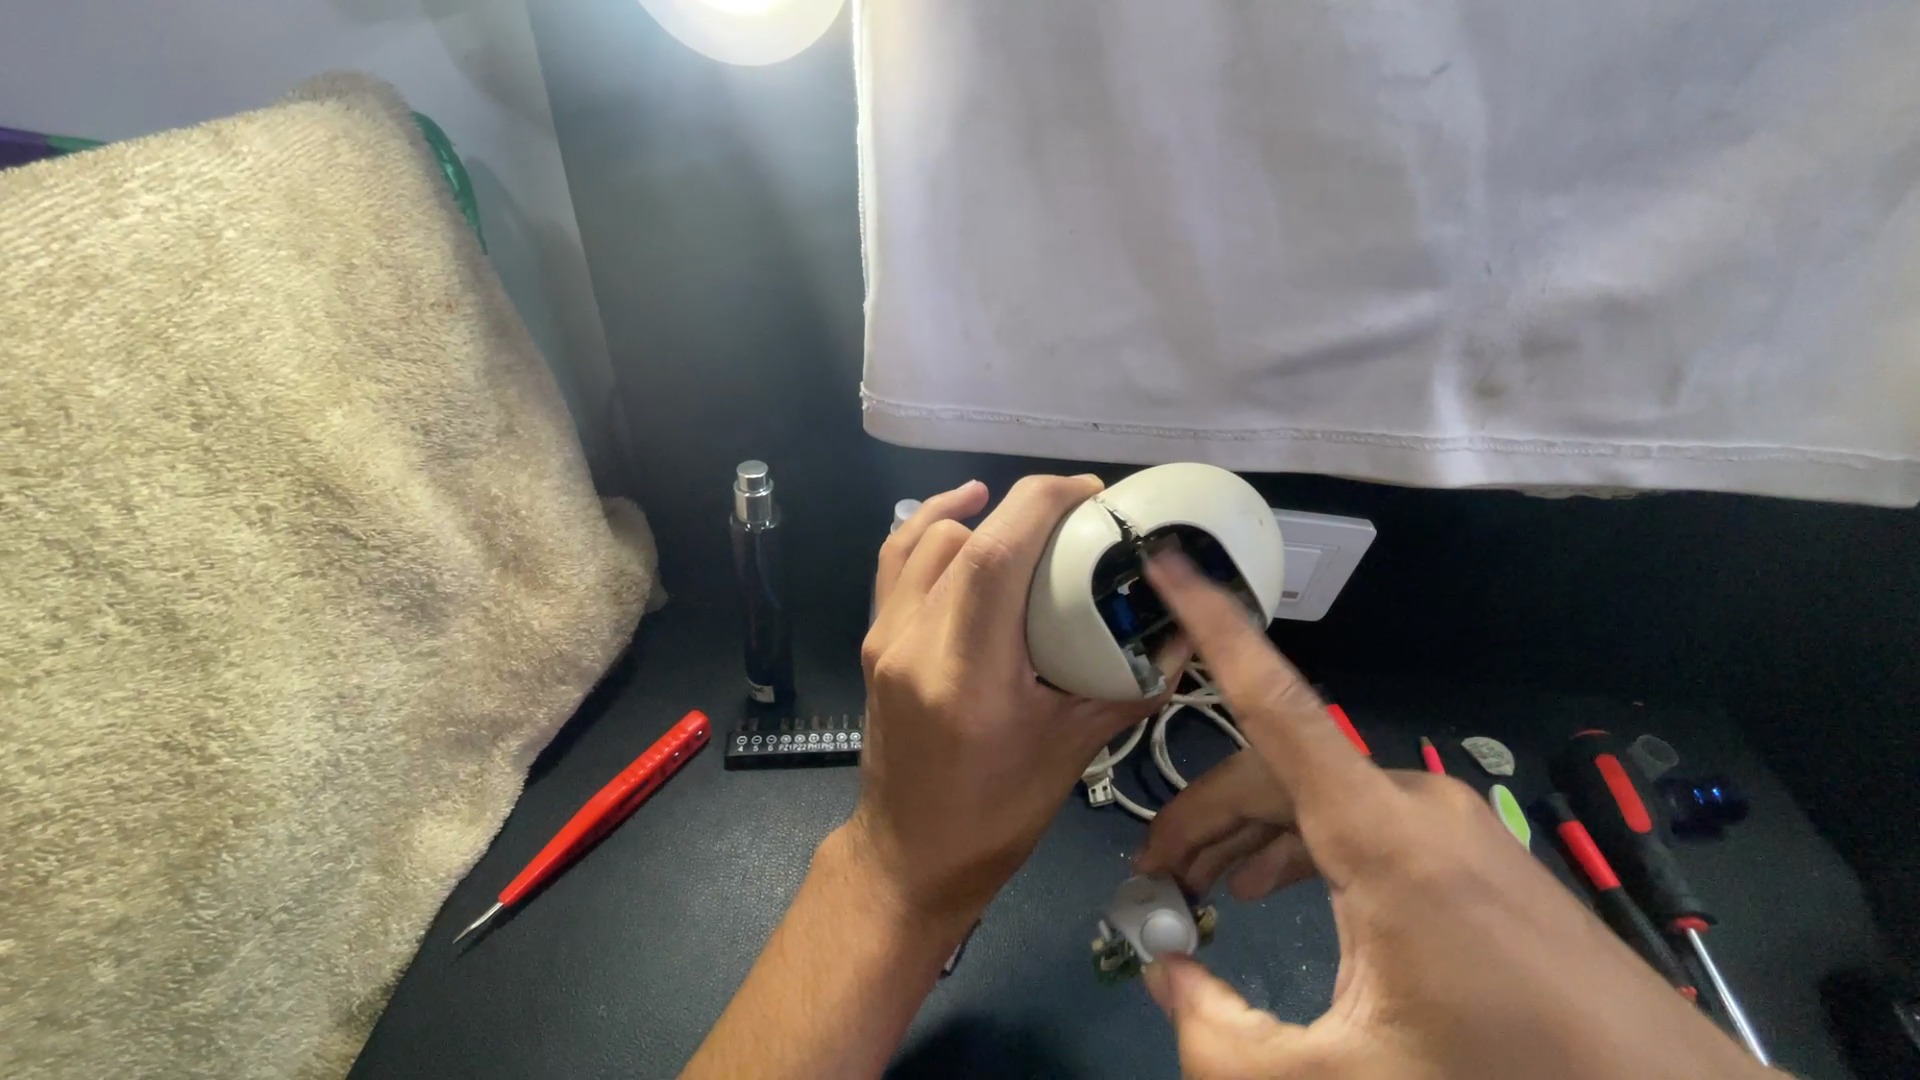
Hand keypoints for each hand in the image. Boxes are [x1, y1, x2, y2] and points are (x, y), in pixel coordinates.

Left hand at [843, 476, 1174, 926]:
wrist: (909, 853)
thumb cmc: (994, 815)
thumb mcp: (1071, 752)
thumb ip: (1127, 686)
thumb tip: (1181, 636)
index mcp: (967, 676)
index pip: (994, 557)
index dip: (1040, 504)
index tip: (1088, 494)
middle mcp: (914, 644)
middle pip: (963, 540)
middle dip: (1025, 508)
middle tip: (1077, 518)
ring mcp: (885, 638)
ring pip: (927, 541)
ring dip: (983, 519)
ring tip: (1031, 524)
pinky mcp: (875, 640)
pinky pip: (897, 560)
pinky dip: (932, 527)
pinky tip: (966, 513)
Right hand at [1131, 552, 1771, 1078]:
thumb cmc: (1500, 1079)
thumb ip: (1220, 1035)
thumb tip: (1162, 972)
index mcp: (1380, 835)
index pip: (1274, 699)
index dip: (1213, 624)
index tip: (1172, 563)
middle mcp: (1410, 802)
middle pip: (1271, 770)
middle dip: (1201, 817)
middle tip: (1153, 878)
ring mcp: (1445, 821)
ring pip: (1312, 796)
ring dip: (1247, 834)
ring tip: (1201, 890)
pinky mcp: (1467, 848)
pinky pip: (1356, 821)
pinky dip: (1298, 845)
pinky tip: (1270, 889)